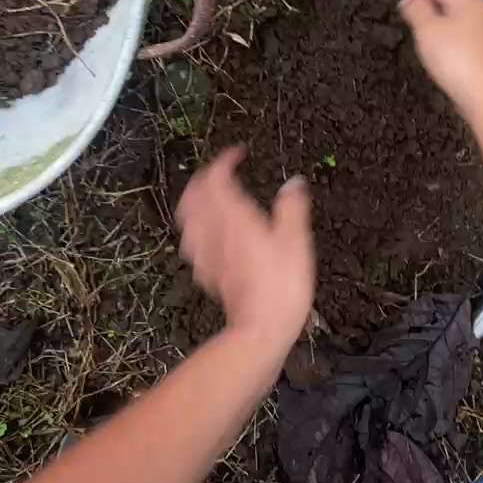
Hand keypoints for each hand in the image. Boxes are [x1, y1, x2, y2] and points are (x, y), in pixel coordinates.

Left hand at [175, 147, 314, 349]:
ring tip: (204, 196)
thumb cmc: (281, 285)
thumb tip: (294, 183)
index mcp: (234, 216)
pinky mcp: (208, 273)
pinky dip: (195, 230)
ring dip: (192, 201)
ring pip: (186, 218)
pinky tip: (206, 235)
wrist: (261, 328)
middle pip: (193, 195)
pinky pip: (192, 244)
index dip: (224, 160)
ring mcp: (207, 253)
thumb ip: (292, 207)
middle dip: (202, 177)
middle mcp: (215, 230)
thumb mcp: (296, 239)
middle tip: (218, 172)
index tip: (237, 154)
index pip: (217, 177)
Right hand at [398, 0, 482, 115]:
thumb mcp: (427, 30)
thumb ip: (417, 10)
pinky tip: (442, 46)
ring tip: (423, 27)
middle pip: (454, 0)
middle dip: (431, 2)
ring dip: (441, 19)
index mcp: (470, 2)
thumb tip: (411, 0)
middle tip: (411, 9)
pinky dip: (451, 33)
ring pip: (462, 18)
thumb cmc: (454, 57)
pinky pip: (467, 35)